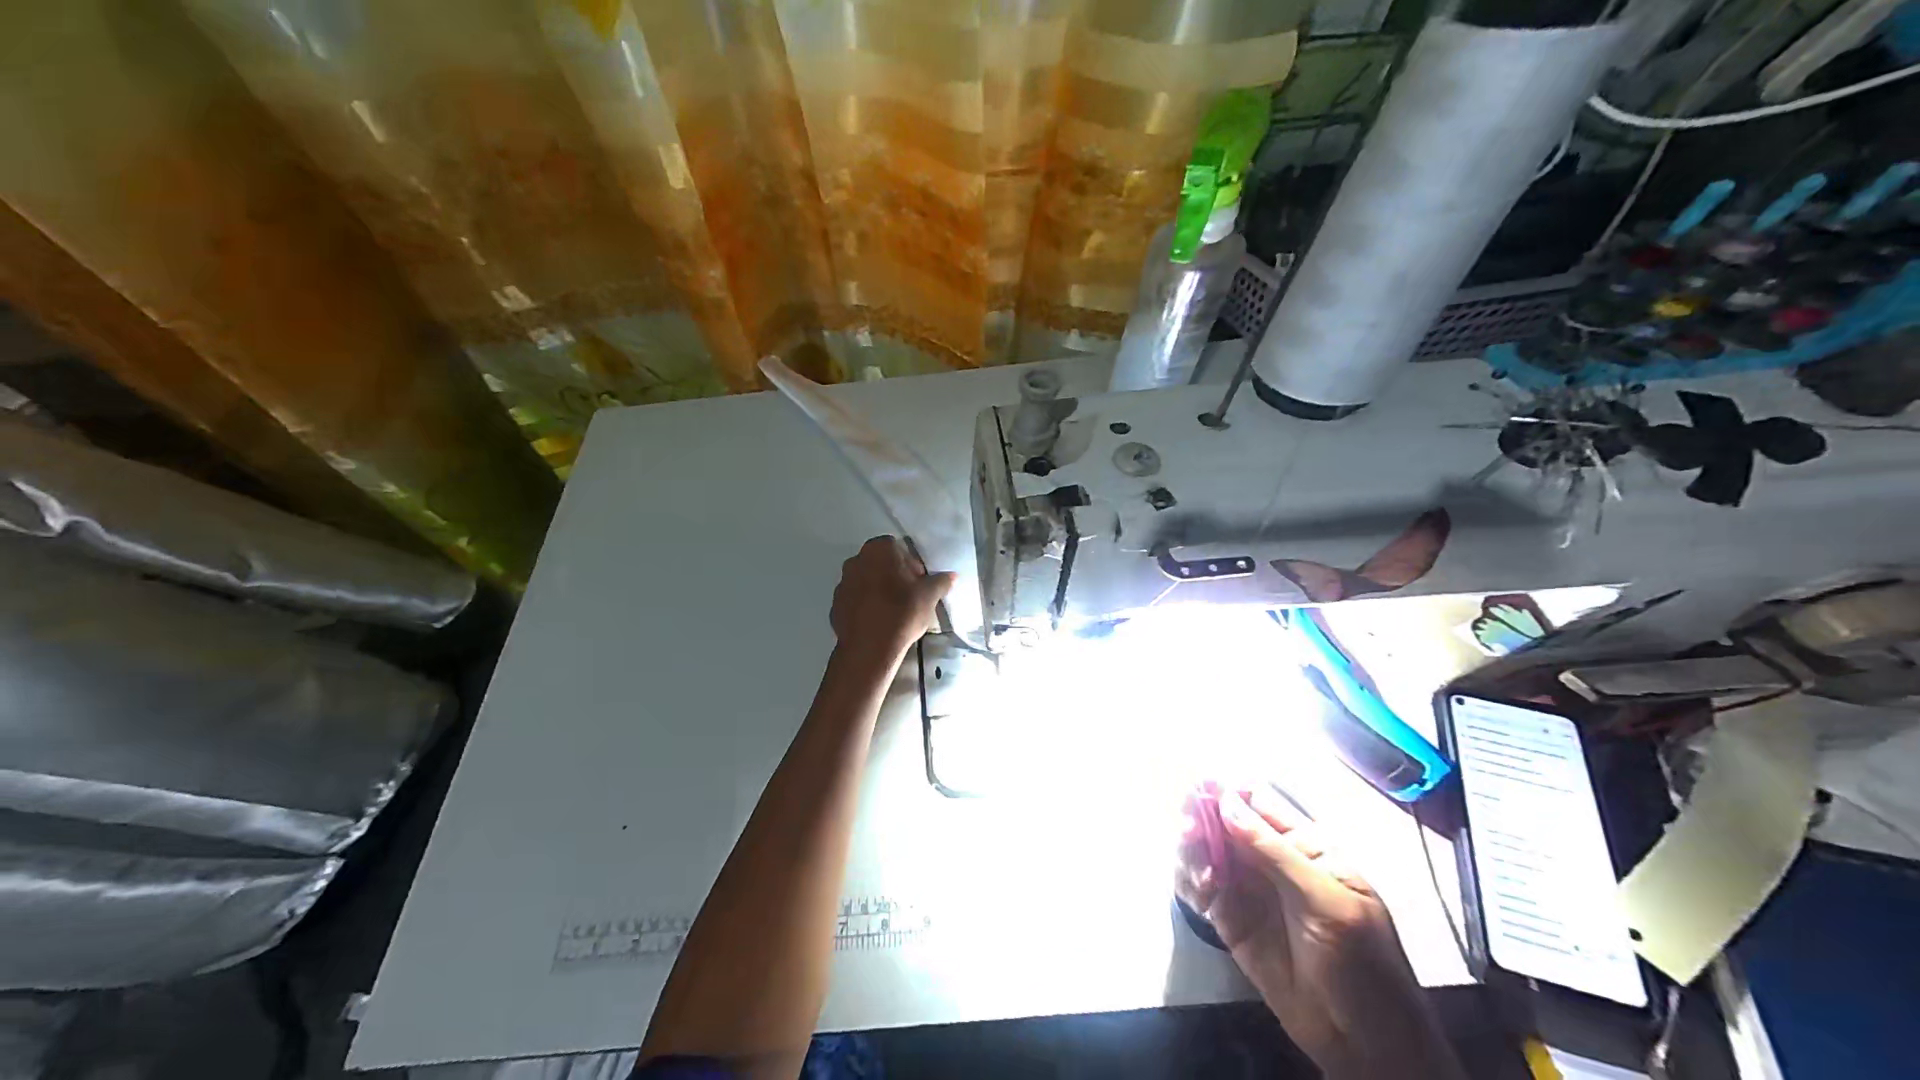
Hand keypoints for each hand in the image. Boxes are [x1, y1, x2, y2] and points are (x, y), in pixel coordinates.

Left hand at [830, 536, 955, 659]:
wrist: (869, 648)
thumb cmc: (902, 612)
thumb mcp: (929, 596)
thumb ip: (940, 581)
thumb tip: (951, 576)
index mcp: (878, 550)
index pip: (898, 548)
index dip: (911, 564)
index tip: (919, 583)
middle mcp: (855, 560)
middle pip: (880, 563)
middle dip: (893, 575)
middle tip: (909, 597)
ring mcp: (842, 583)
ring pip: (865, 581)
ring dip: (877, 590)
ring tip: (893, 612)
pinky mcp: (835, 605)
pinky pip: (855, 600)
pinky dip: (864, 607)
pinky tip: (878, 622)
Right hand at [1177, 787, 1463, 1079]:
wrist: (1366, 1047)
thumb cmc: (1363, 965)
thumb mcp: (1328, 901)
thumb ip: (1274, 852)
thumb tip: (1227, 801)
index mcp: (1305, 848)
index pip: (1261, 804)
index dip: (1230, 791)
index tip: (1201, 786)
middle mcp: (1271, 863)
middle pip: (1225, 824)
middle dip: (1203, 816)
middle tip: (1187, 822)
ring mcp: (1248, 892)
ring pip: (1207, 853)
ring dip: (1192, 847)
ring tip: (1191, 855)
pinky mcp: (1229, 922)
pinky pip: (1200, 890)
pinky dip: (1189, 879)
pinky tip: (1197, 884)